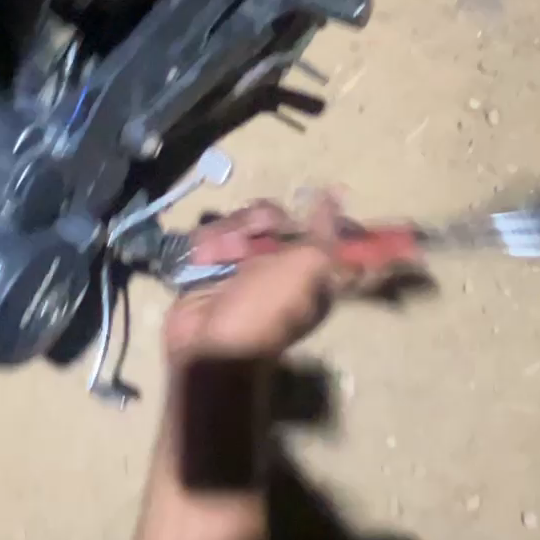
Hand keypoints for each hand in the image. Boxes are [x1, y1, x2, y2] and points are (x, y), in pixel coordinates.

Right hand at [161, 195, 359, 366]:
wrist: (208, 345)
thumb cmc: (264, 311)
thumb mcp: (307, 268)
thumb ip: (324, 231)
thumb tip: (337, 194)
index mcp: (311, 270)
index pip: (318, 228)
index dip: (311, 212)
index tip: (306, 197)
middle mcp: (281, 265)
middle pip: (276, 217)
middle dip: (259, 221)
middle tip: (252, 234)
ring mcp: (245, 264)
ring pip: (240, 222)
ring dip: (227, 234)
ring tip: (216, 254)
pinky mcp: (213, 264)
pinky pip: (213, 234)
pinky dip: (206, 243)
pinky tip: (202, 257)